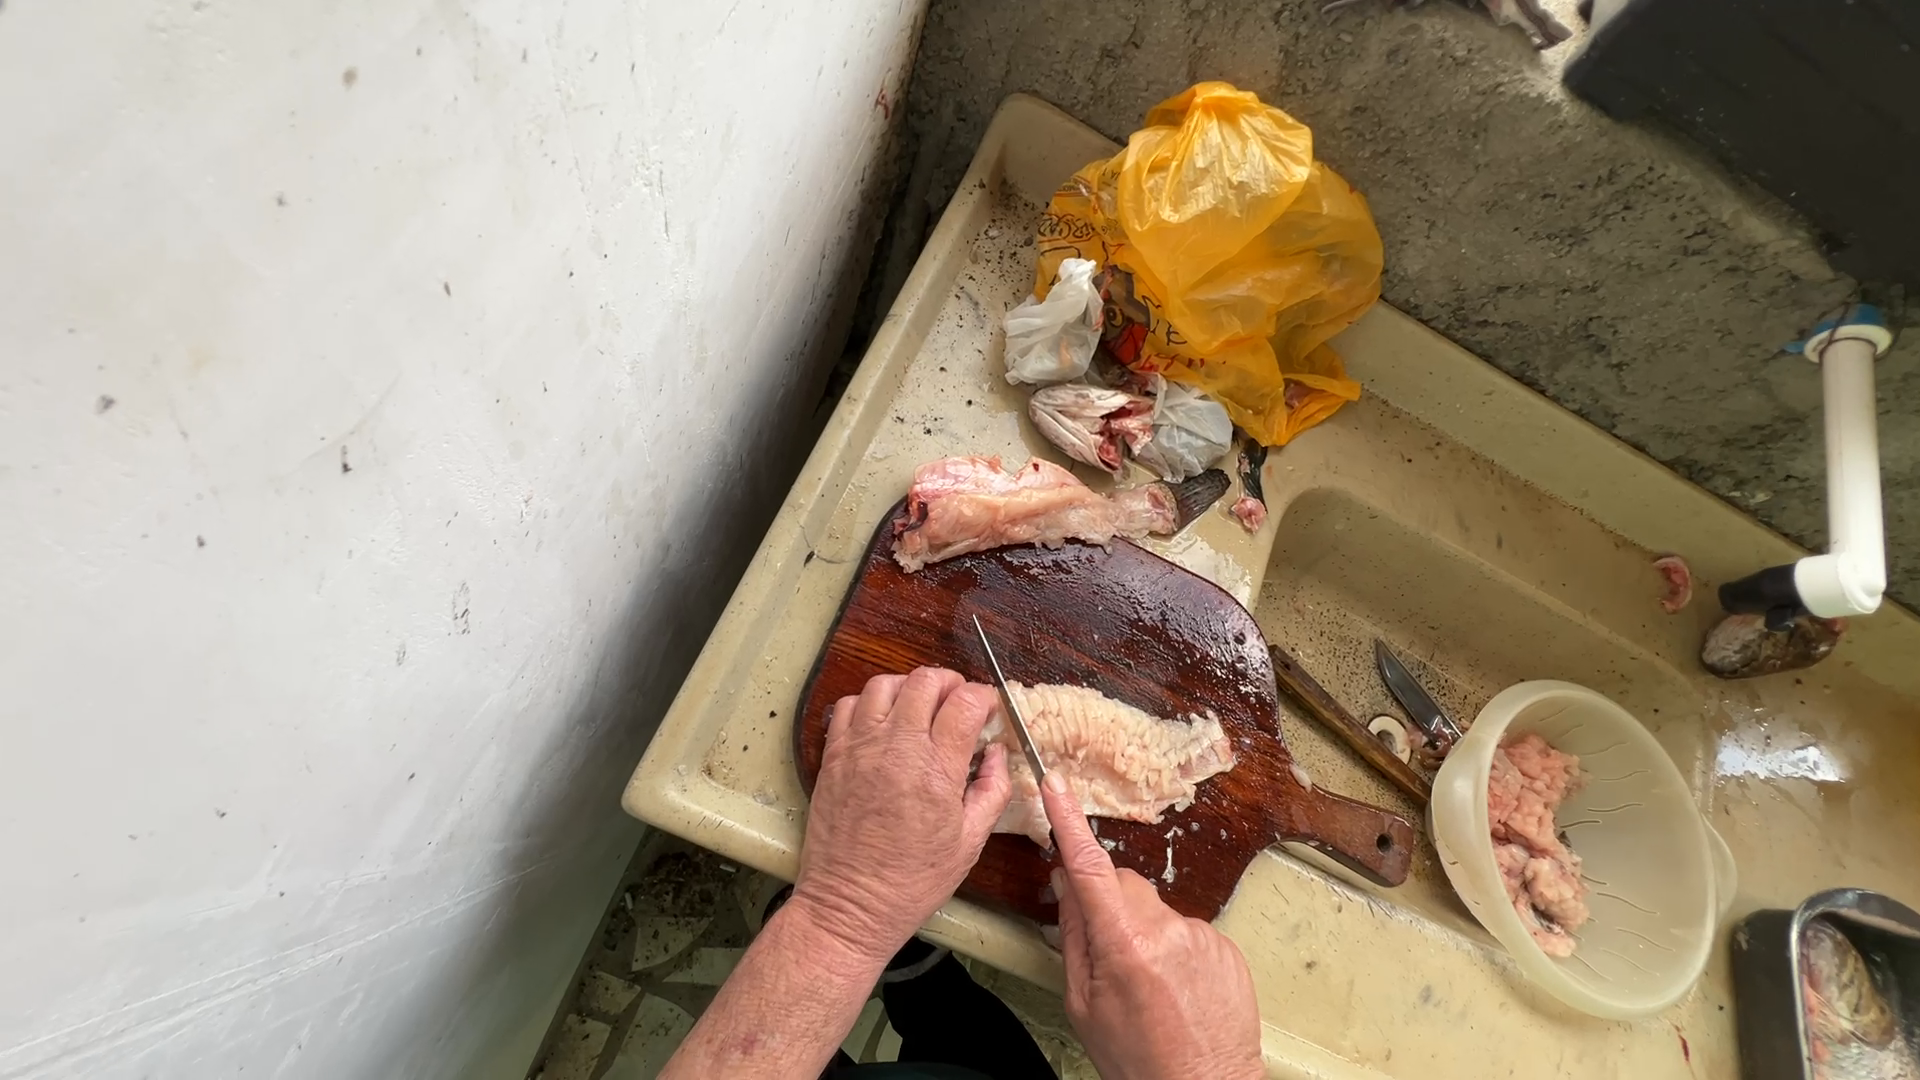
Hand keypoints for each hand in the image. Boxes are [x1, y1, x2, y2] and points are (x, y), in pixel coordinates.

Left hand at [790, 668, 1012, 967]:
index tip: (988, 708)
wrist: (848, 906)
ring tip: (921, 706)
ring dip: (909, 686)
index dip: (984, 696)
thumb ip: (992, 790)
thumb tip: (997, 753)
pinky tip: (883, 722)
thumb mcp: (970, 843)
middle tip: (958, 700)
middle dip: (950, 683)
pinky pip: (848, 705)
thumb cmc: (910, 881)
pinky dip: (869, 703)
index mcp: (936, 770)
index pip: (965, 702)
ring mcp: (860, 748)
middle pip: (925, 681)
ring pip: (884, 684)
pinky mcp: (833, 755)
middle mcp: (897, 748)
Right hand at [1041, 772, 1264, 1079]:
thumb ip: (1073, 934)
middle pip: (1121, 882)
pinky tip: (1176, 985)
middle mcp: (1166, 930)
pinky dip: (1173, 945)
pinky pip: (1184, 926)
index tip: (1055, 785)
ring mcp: (1200, 935)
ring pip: (1152, 905)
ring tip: (1149, 981)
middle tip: (1107, 950)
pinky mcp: (1223, 945)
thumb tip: (1067, 884)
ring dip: (1142, 927)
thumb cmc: (1140, 1061)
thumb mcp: (1083, 1003)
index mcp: (1124, 944)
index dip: (1067, 820)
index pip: (1088, 865)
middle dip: (1108, 902)